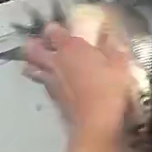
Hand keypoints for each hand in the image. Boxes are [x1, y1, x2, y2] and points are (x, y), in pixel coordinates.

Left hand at [24, 22, 132, 146]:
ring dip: (34, 64)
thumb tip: (110, 38)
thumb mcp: (120, 66)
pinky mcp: (52, 98)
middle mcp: (56, 61)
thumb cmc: (109, 89)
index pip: (52, 31)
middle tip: (43, 46)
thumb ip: (113, 50)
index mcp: (71, 48)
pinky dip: (44, 80)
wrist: (96, 122)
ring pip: (32, 68)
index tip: (61, 30)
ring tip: (42, 64)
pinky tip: (54, 83)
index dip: (54, 29)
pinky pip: (42, 84)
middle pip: (33, 49)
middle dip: (34, 45)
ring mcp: (50, 80)